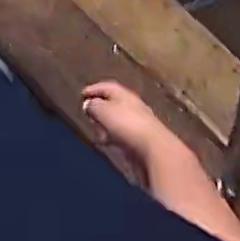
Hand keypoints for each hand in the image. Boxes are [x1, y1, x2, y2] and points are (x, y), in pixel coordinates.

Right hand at [82, 81, 197, 181]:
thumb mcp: (104, 111)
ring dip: (107, 125)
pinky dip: (115, 138)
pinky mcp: (144, 144)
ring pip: (119, 121)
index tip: (82, 95)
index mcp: (125, 95)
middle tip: (88, 114)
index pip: (107, 87)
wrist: (158, 153)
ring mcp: (141, 126)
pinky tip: (110, 144)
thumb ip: (93, 106)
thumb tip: (87, 105)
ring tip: (97, 132)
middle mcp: (134, 107)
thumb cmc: (128, 126)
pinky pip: (125, 137)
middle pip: (114, 104)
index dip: (94, 90)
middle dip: (101, 108)